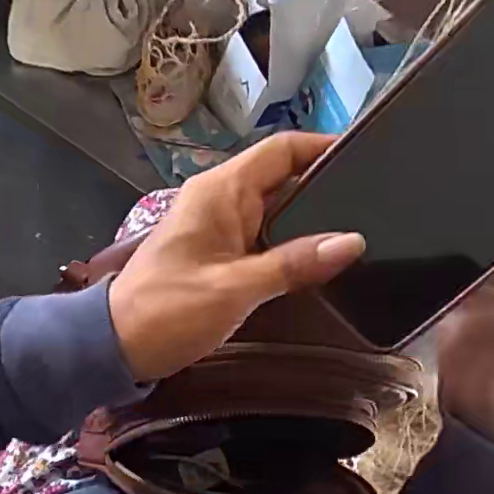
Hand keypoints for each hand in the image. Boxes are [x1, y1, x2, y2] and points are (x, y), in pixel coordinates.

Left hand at [109, 133, 366, 380]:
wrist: (119, 347)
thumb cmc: (168, 311)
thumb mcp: (236, 288)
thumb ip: (294, 264)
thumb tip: (352, 242)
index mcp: (221, 191)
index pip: (281, 150)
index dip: (323, 146)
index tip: (365, 157)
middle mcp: (223, 201)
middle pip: (284, 179)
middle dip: (325, 189)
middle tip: (374, 205)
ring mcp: (221, 229)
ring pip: (277, 212)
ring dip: (311, 221)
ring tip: (360, 232)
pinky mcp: (221, 256)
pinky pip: (266, 240)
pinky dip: (292, 246)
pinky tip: (320, 262)